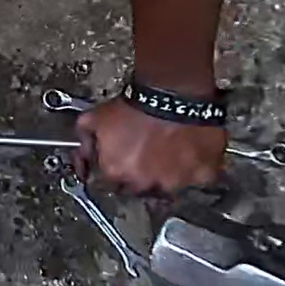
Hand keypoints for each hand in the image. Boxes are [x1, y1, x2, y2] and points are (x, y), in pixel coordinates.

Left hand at [77, 98, 225, 194]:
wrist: (169, 96)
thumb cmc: (132, 107)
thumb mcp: (90, 121)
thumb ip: (84, 146)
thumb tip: (82, 162)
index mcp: (115, 172)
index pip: (107, 184)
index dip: (110, 173)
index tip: (116, 164)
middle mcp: (144, 183)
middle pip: (136, 189)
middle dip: (134, 177)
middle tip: (140, 157)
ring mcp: (175, 182)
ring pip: (166, 188)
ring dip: (162, 177)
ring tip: (163, 155)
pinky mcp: (202, 176)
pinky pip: (195, 180)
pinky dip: (190, 171)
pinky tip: (185, 155)